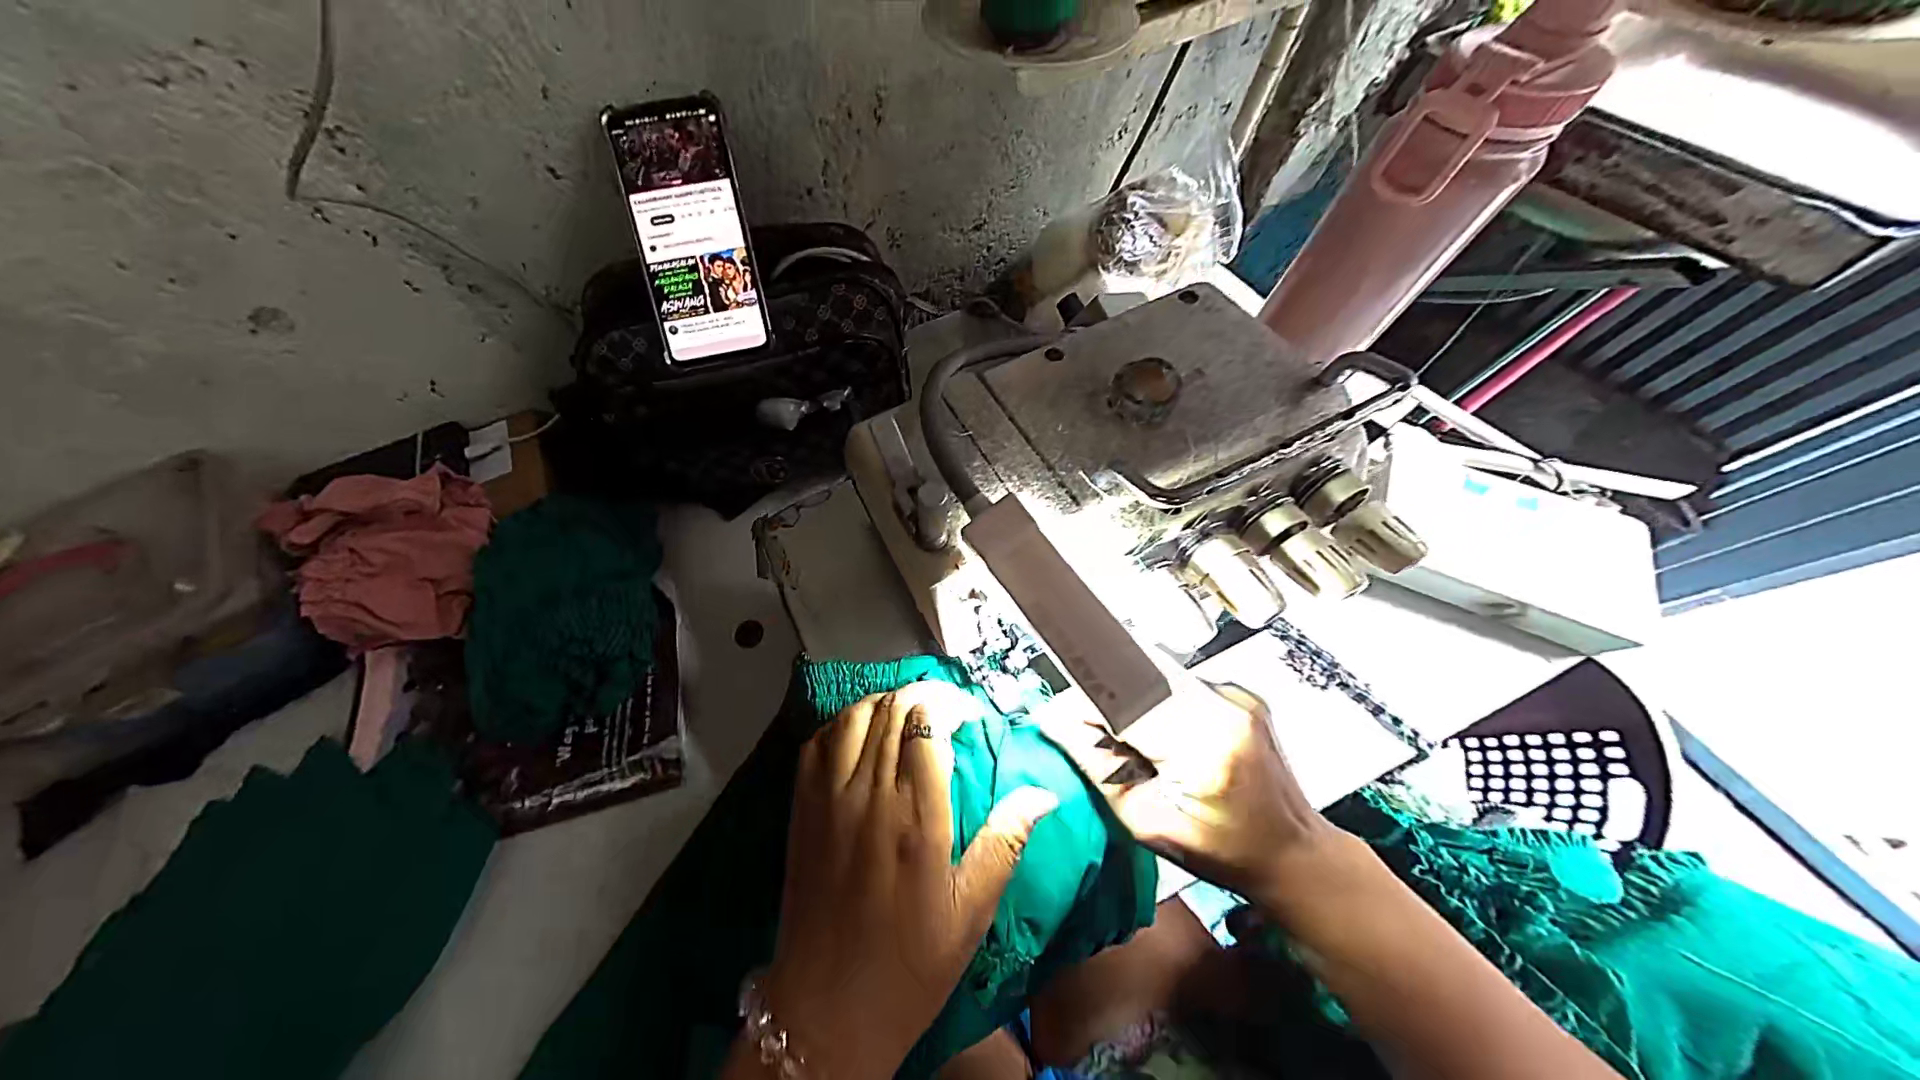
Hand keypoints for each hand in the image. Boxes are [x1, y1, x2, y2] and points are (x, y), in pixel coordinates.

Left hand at [761, 681, 1058, 1079]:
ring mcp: (827, 797)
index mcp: (915, 816)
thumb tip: (1043, 795)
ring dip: (886, 704)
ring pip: (855, 715)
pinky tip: (864, 733)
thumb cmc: (910, 963)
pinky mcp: (800, 807)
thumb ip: (1005, 841)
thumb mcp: (971, 910)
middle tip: (945, 712)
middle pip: (893, 710)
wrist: (826, 1009)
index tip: (968, 715)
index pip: (927, 724)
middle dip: (924, 697)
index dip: (949, 705)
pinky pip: (820, 740)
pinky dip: (846, 722)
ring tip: (909, 717)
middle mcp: (868, 794)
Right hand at [1041, 680, 1332, 909]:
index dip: (1083, 703)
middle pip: (1137, 674)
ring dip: (1130, 698)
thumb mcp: (1146, 823)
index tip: (1059, 715)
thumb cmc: (1226, 853)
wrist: (1292, 852)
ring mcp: (1236, 695)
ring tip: (1138, 745)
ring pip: (1153, 673)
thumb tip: (1056, 723)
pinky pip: (1176, 682)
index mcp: (1205, 747)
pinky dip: (1156, 703)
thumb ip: (1097, 767)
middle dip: (1104, 696)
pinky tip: (1166, 740)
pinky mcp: (1238, 692)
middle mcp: (1226, 708)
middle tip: (1094, 732)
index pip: (1122, 700)